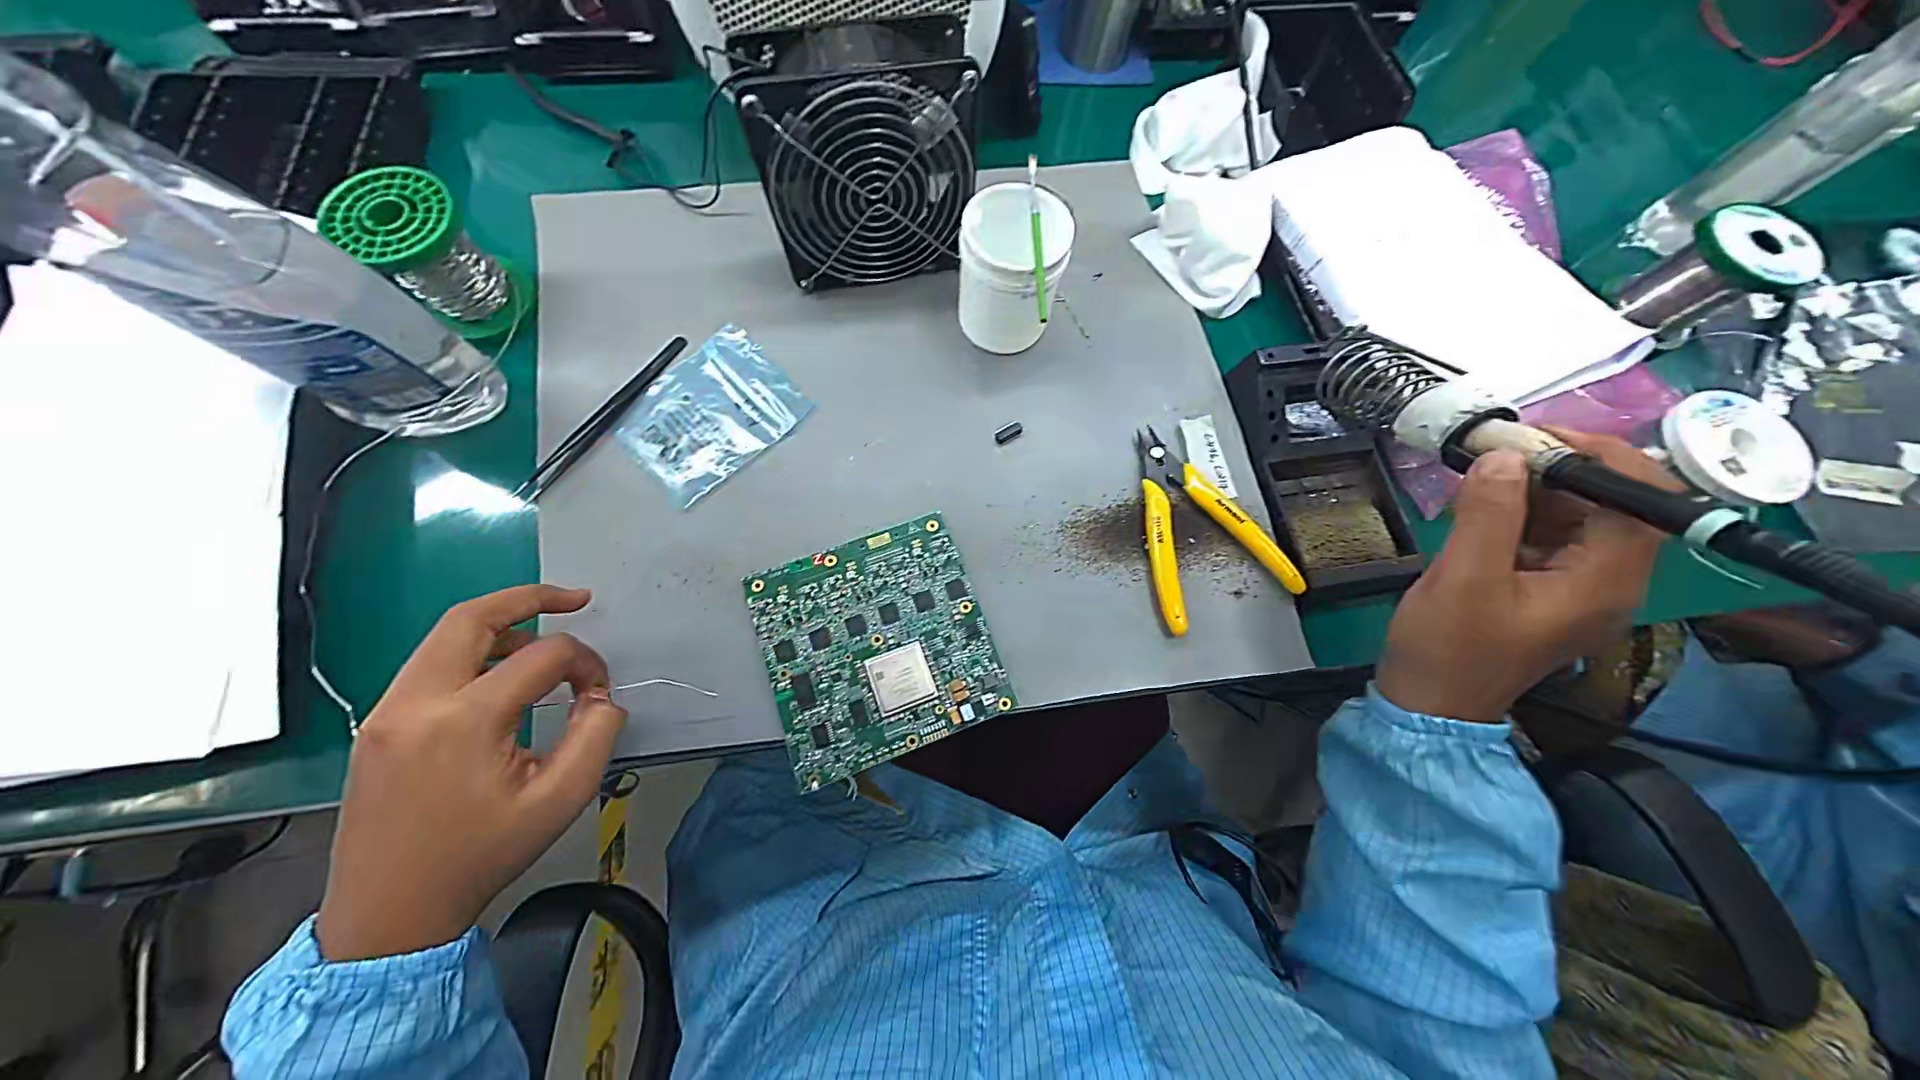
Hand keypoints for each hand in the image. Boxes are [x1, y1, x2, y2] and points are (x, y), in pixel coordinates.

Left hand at [316, 585, 626, 960]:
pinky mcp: (377, 725)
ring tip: (543, 640)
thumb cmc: (481, 857)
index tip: (600, 693)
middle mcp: (415, 702)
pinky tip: (501, 674)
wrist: (387, 915)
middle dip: (529, 597)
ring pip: (445, 636)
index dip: (585, 663)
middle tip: (575, 598)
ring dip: (500, 626)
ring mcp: (387, 711)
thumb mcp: (561, 800)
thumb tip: (599, 695)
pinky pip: (429, 665)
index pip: (543, 656)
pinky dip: (472, 653)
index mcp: (463, 721)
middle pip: (472, 617)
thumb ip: (597, 733)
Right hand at [1375, 430, 1676, 723]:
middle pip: (1611, 508)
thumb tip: (1504, 456)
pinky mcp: (1548, 594)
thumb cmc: (1447, 648)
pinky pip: (1551, 541)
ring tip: (1480, 479)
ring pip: (1578, 521)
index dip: (1601, 457)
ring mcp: (1578, 591)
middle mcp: (1607, 585)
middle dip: (1560, 471)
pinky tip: (1478, 512)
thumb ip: (1487, 515)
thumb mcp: (1462, 578)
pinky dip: (1520, 517)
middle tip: (1499, 452)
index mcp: (1603, 582)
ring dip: (1535, 492)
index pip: (1641, 501)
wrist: (1427, 704)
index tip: (1538, 435)